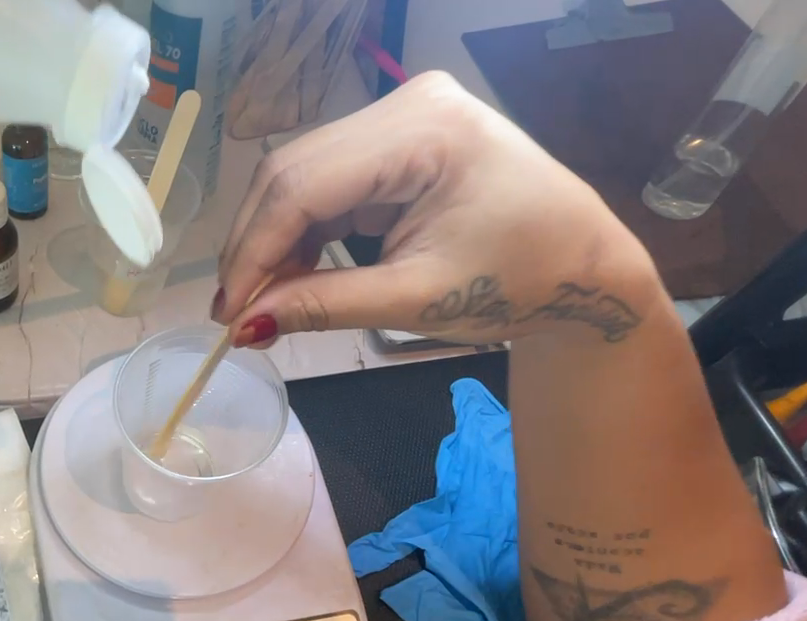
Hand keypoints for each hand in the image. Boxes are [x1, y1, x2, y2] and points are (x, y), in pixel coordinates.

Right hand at [213, 72, 659, 350]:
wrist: (579, 268)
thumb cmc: (516, 282)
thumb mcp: (414, 298)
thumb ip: (321, 306)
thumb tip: (242, 328)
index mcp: (424, 129)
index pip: (302, 186)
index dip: (253, 253)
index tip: (227, 316)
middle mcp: (404, 105)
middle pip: (289, 173)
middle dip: (253, 249)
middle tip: (234, 315)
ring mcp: (396, 120)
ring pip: (295, 180)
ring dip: (269, 245)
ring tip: (259, 303)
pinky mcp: (390, 145)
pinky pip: (320, 189)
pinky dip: (296, 238)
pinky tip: (290, 276)